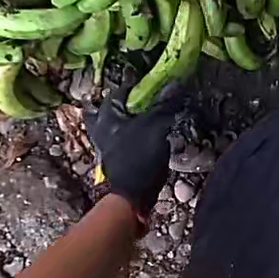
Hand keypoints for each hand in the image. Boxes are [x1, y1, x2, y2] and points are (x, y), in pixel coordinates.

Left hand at [90, 84, 183, 215]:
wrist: (134, 195)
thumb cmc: (140, 157)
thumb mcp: (156, 126)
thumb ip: (164, 105)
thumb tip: (176, 84)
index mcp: (107, 115)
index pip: (121, 89)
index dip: (140, 83)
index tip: (157, 82)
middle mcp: (102, 126)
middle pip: (116, 105)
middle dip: (132, 100)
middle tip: (150, 97)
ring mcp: (108, 142)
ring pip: (120, 120)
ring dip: (135, 115)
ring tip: (153, 113)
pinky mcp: (117, 154)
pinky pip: (125, 133)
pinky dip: (136, 129)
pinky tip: (151, 131)